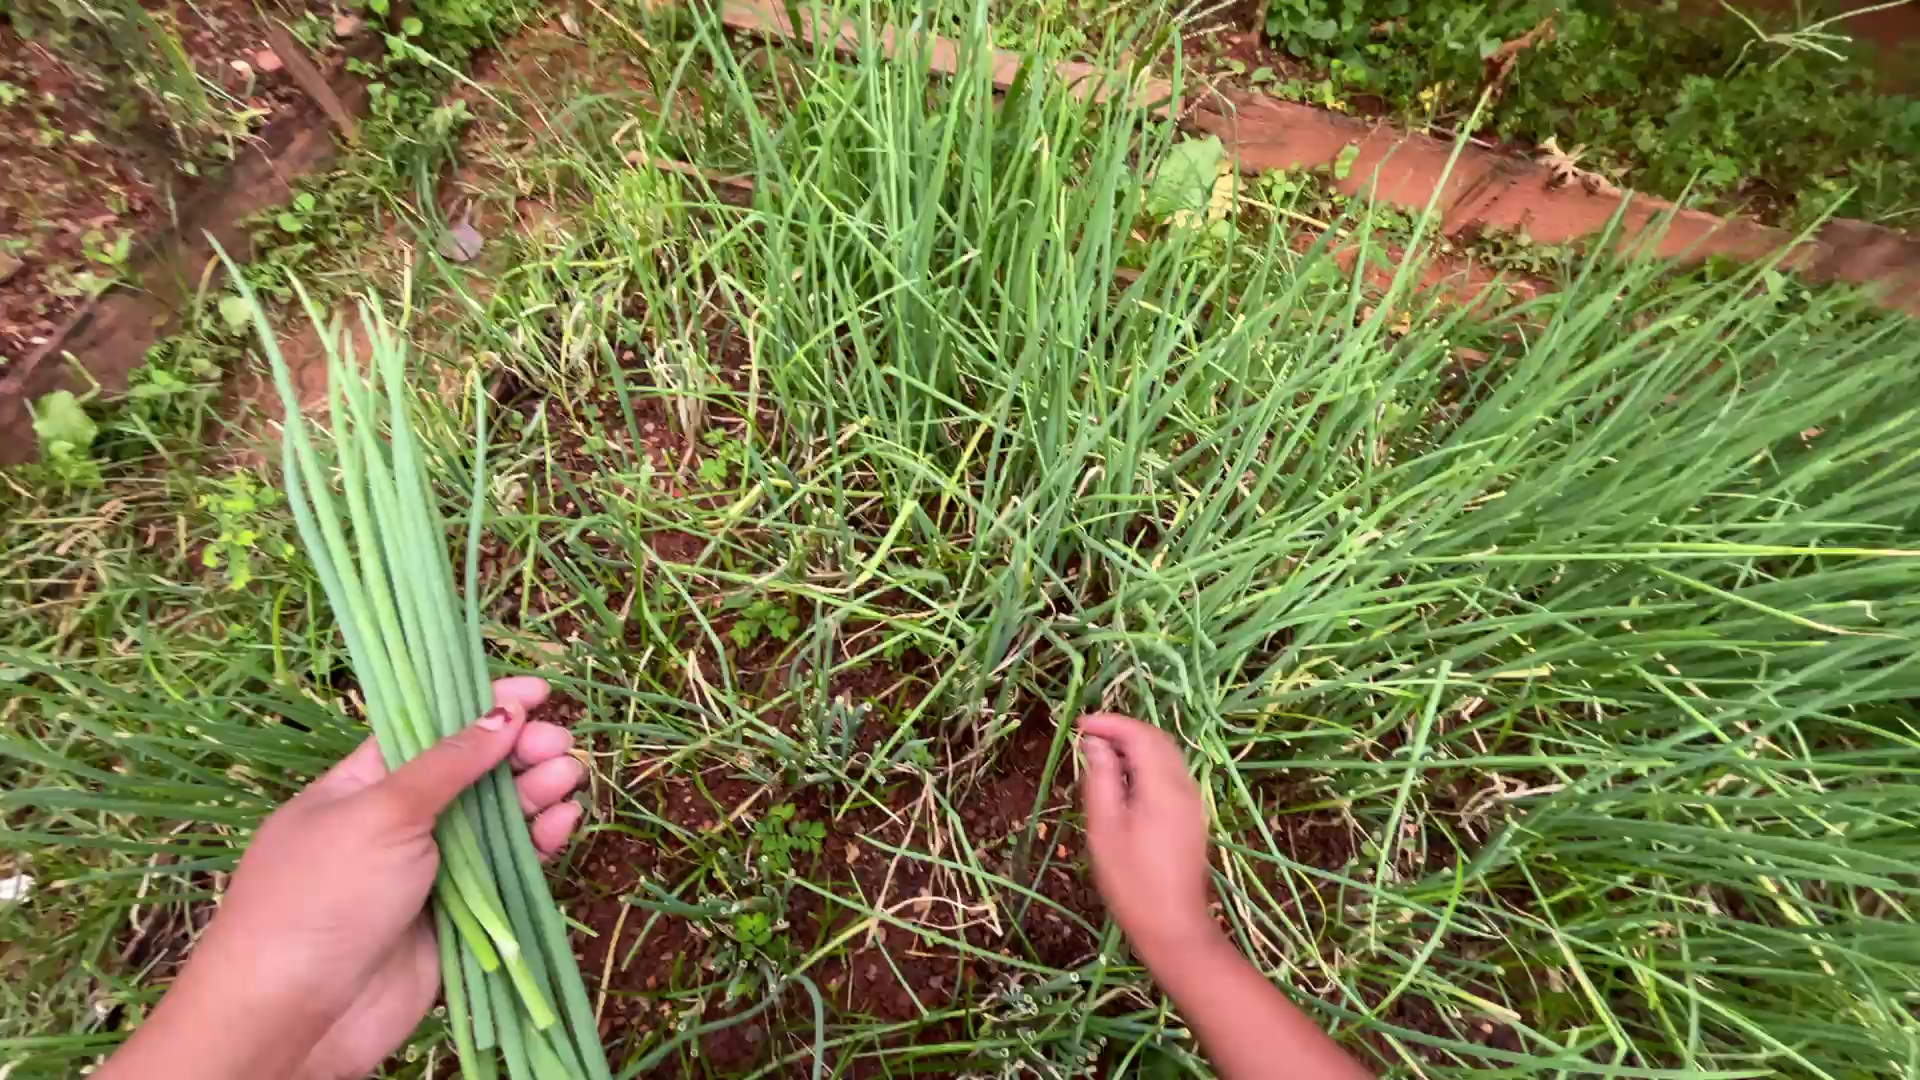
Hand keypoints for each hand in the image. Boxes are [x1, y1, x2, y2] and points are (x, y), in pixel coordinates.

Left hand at [98, 676, 587, 1079]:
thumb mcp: (380, 815)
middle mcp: (405, 817)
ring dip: (540, 788)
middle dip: (523, 748)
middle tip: (559, 743)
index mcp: (367, 784)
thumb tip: (505, 713)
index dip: (485, 704)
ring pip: (504, 810)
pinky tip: (564, 821)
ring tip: (569, 777)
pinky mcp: (466, 902)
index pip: (434, 727)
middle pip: (479, 766)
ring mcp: (437, 860)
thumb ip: (450, 762)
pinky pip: (514, 858)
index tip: (539, 691)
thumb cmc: (318, 902)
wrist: (294, 1026)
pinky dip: (543, 836)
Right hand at [1077, 712, 1217, 959]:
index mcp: (1163, 786)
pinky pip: (1170, 772)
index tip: (1079, 725)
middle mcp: (1184, 786)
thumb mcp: (1105, 826)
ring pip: (1165, 753)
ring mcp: (1192, 800)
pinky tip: (1123, 778)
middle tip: (1088, 736)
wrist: (1172, 927)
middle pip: (1156, 738)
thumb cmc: (1131, 880)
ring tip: (1101, 754)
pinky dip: (1146, 762)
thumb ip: (1101, 777)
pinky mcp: (1191, 814)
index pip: (1139, 735)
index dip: (1109, 723)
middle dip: (1122, 730)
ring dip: (1134, 745)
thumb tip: (1095, 743)